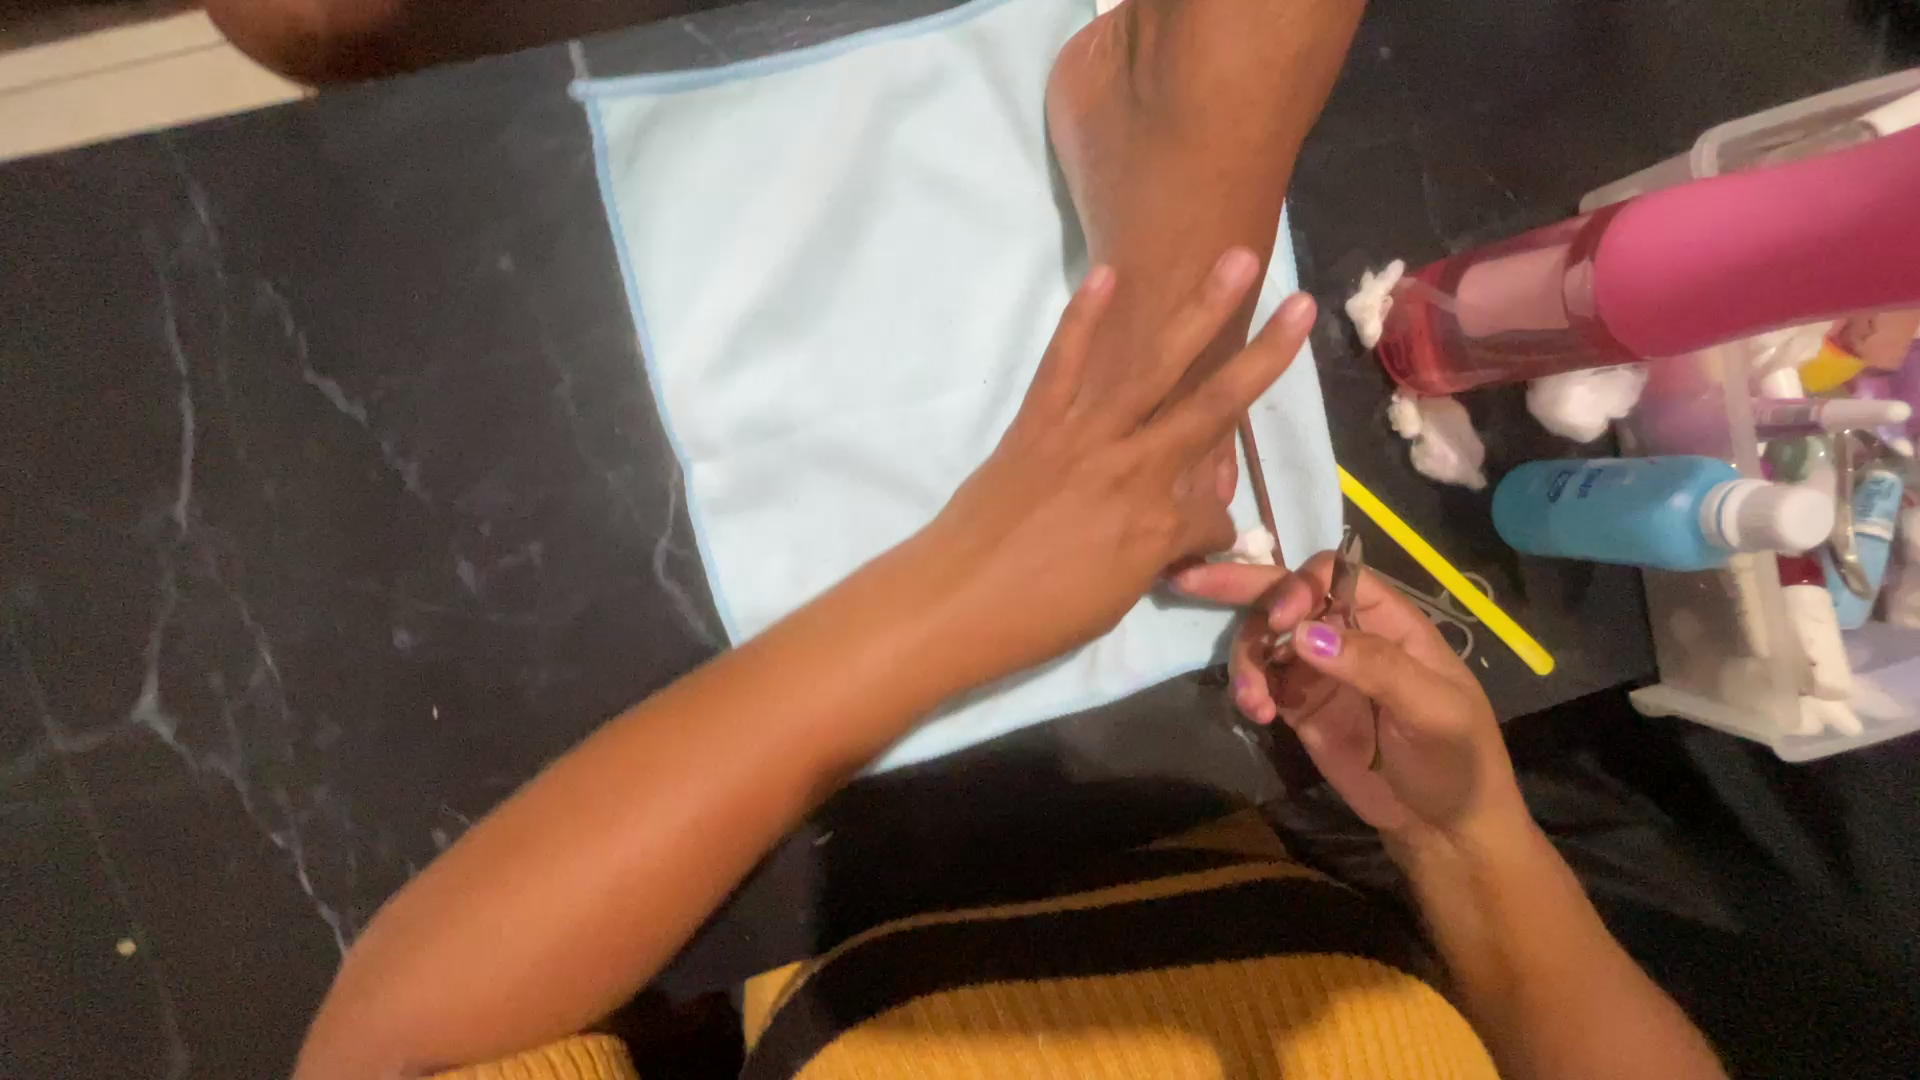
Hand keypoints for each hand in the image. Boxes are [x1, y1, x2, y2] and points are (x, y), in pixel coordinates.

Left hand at [913, 249, 1315, 691]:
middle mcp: (1133, 470)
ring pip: (1150, 370)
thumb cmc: (1037, 618)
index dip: (1215, 531)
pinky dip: (1081, 320)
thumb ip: (1155, 557)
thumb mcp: (1115, 600)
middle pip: (1210, 409)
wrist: (955, 603)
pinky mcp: (1035, 425)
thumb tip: (1180, 537)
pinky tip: (1106, 275)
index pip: (1212, 515)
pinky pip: (1062, 366)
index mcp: (1158, 528)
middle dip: (1262, 358)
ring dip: (1196, 313)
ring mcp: (1082, 439)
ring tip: (1235, 263)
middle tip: (1303, 305)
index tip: (1201, 543)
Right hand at [1170, 554, 1527, 846]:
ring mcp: (1316, 667)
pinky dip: (1247, 690)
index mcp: (1386, 620)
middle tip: (1189, 581)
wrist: (1442, 829)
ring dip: (1245, 660)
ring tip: (1252, 702)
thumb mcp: (1433, 710)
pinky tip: (1255, 713)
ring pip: (1262, 639)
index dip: (1298, 585)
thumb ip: (1374, 665)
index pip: (1332, 576)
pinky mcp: (1296, 702)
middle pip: (1284, 595)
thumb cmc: (1457, 760)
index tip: (1281, 621)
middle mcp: (1344, 632)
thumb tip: (1303, 634)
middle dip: (1238, 587)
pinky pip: (1258, 680)